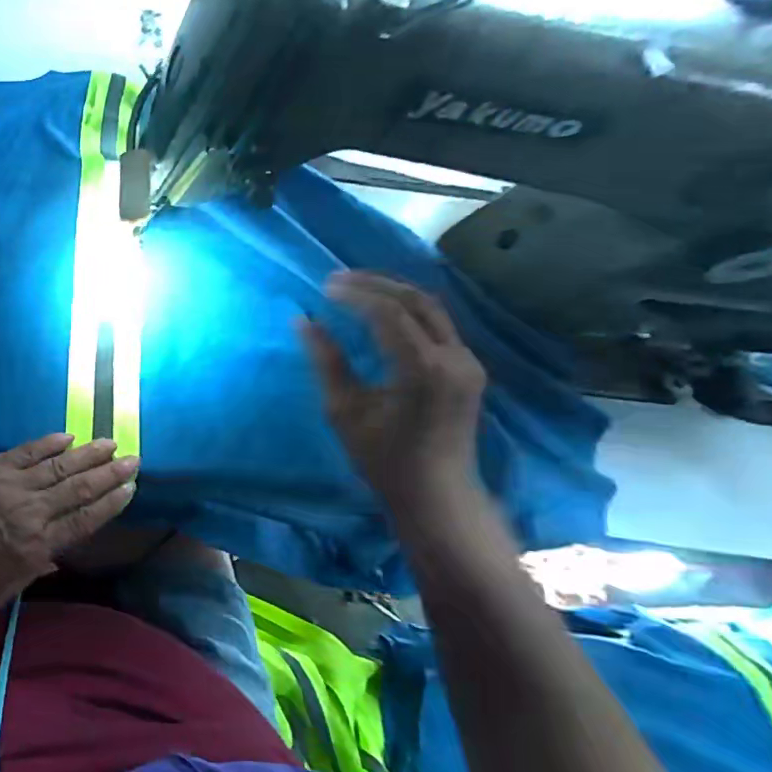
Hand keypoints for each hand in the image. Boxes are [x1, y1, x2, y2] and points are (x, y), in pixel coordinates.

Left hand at [0, 434, 139, 609]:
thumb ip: (31, 574)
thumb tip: (55, 557)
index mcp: (36, 548)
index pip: (84, 521)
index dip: (110, 504)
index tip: (130, 489)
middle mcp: (30, 513)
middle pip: (78, 489)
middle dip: (109, 474)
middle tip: (134, 459)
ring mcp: (9, 485)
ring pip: (58, 466)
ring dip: (88, 454)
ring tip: (111, 443)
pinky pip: (26, 452)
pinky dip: (49, 443)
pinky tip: (67, 436)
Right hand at [297, 271, 486, 507]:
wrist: (436, 493)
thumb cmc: (382, 458)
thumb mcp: (344, 410)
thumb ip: (326, 361)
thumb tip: (303, 322)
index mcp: (423, 369)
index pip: (389, 313)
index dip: (355, 295)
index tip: (323, 287)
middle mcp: (454, 358)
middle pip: (417, 301)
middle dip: (376, 284)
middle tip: (338, 278)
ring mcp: (467, 362)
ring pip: (432, 309)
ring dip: (394, 293)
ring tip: (357, 287)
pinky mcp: (468, 368)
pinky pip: (438, 324)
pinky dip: (408, 310)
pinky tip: (382, 311)